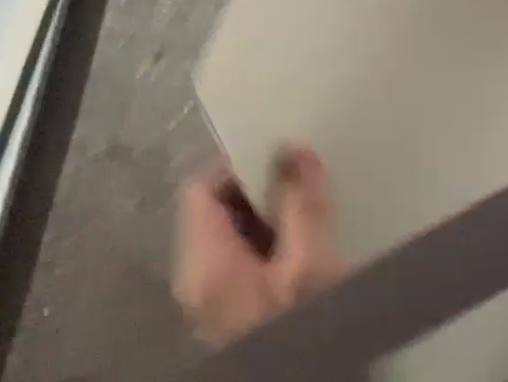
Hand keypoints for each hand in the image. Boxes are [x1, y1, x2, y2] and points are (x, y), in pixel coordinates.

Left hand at [173, 144, 344, 344]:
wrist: (301, 380)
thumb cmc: (300, 323)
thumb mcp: (310, 261)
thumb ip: (302, 203)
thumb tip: (293, 148)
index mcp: (203, 261)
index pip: (200, 188)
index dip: (239, 162)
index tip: (284, 151)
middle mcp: (195, 276)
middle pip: (216, 208)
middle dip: (261, 184)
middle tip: (305, 172)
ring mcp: (210, 296)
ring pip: (232, 231)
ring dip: (271, 210)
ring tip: (312, 200)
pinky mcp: (231, 307)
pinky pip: (243, 254)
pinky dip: (272, 235)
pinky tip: (308, 238)